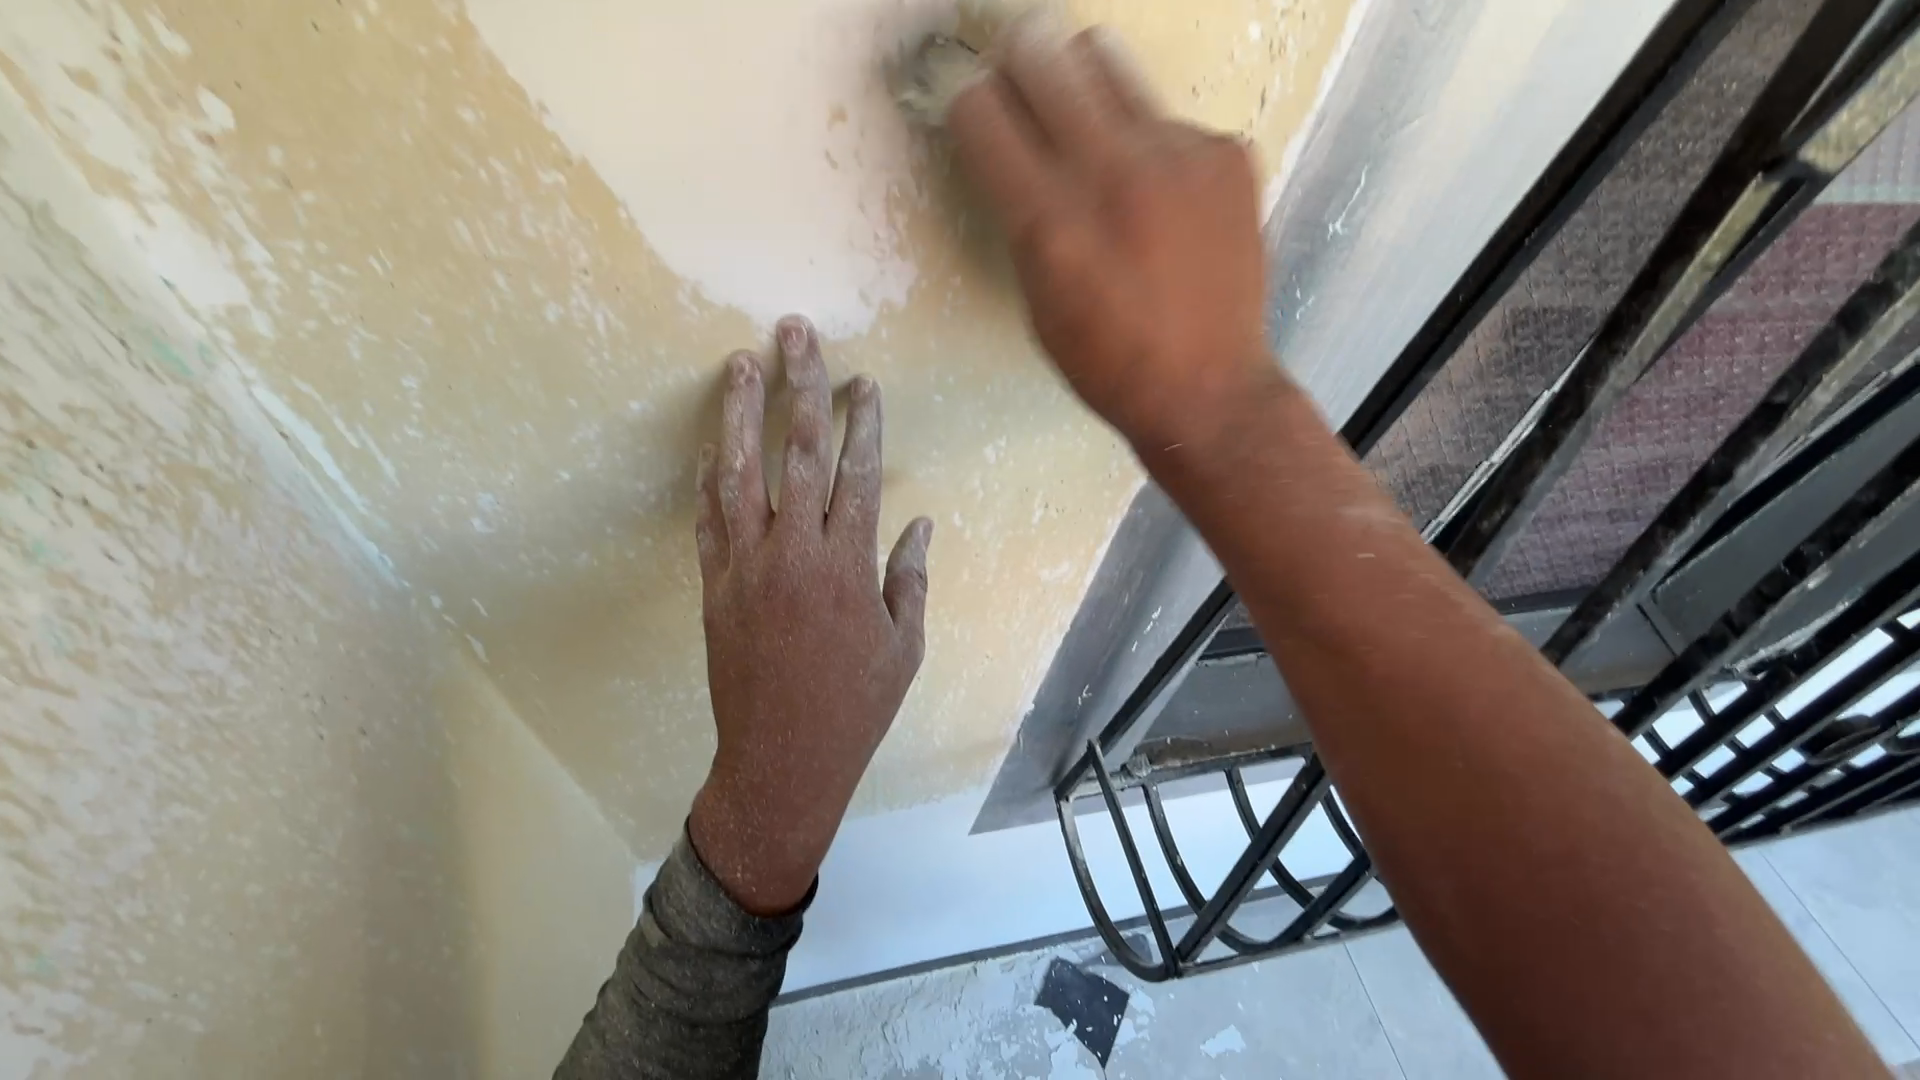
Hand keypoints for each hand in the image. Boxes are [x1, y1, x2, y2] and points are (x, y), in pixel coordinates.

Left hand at [688, 315, 932, 915]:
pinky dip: (710, 479)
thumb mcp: (904, 647)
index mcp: (849, 565)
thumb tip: (920, 523)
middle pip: (799, 452)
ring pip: (742, 474)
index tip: (864, 381)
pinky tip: (713, 444)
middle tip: (795, 332)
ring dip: (741, 414)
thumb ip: (909, 578)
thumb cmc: (856, 705)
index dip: (863, 421)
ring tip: (740, 363)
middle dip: (801, 386)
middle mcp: (796, 552)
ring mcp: (747, 566)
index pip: (859, 472)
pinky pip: (709, 520)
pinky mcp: (715, 586)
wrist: (782, 759)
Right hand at [948, 19, 1276, 452]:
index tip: (977, 112)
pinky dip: (1151, 143)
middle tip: (1023, 91)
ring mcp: (1177, 153)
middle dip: (1018, 68)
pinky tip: (1164, 196)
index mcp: (1048, 224)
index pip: (981, 110)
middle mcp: (1111, 171)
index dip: (970, 105)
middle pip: (1041, 55)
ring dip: (1083, 87)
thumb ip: (1020, 218)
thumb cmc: (1108, 363)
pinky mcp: (1226, 152)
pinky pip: (1165, 114)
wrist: (1208, 388)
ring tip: (1095, 139)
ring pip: (1106, 61)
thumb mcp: (1037, 303)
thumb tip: (1010, 150)